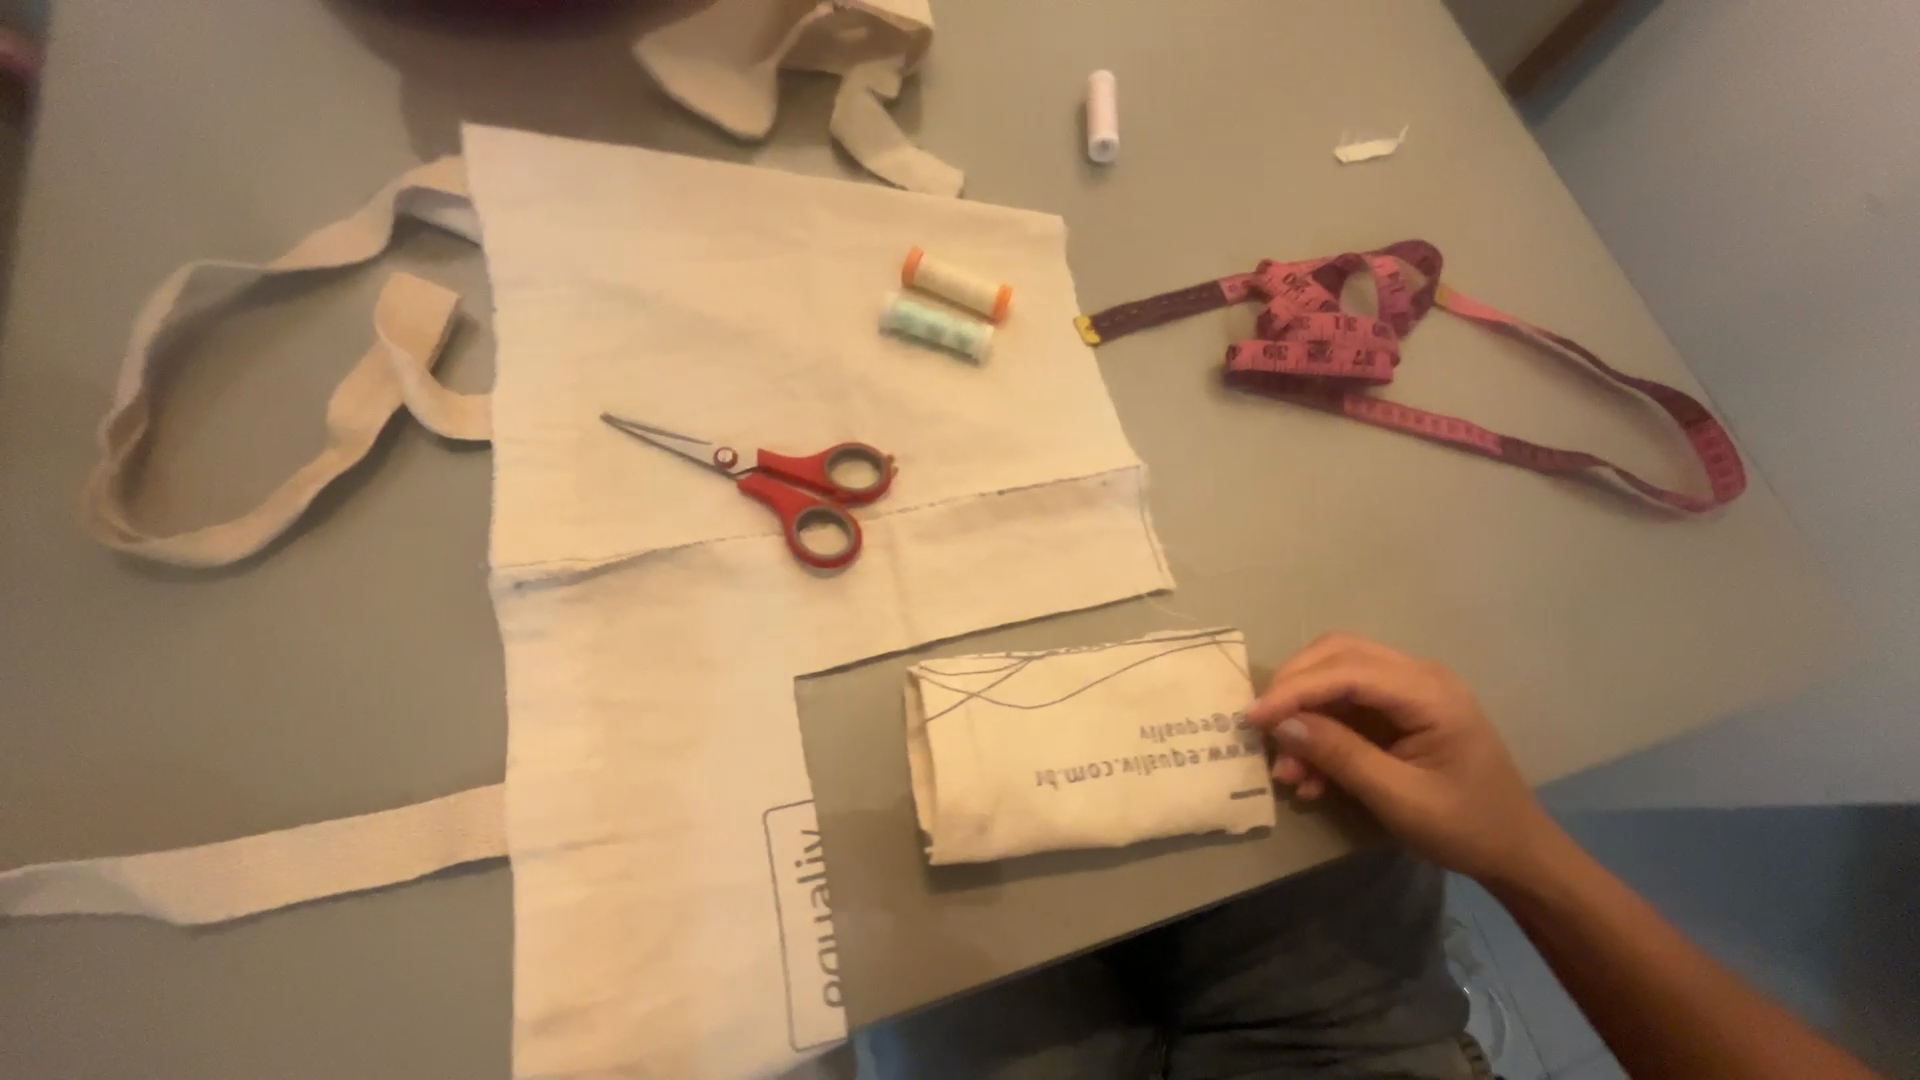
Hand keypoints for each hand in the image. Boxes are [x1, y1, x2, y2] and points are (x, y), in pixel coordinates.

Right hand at [1247, 634, 1563, 884]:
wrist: (1516, 853)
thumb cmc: (1466, 827)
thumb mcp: (1399, 799)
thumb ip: (1339, 755)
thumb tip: (1281, 725)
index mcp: (1430, 693)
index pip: (1346, 671)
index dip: (1294, 690)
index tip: (1253, 718)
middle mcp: (1419, 676)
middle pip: (1337, 654)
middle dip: (1293, 687)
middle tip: (1262, 726)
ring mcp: (1410, 688)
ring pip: (1335, 672)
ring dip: (1303, 711)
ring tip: (1287, 766)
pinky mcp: (1399, 707)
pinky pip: (1345, 702)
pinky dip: (1319, 729)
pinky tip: (1309, 773)